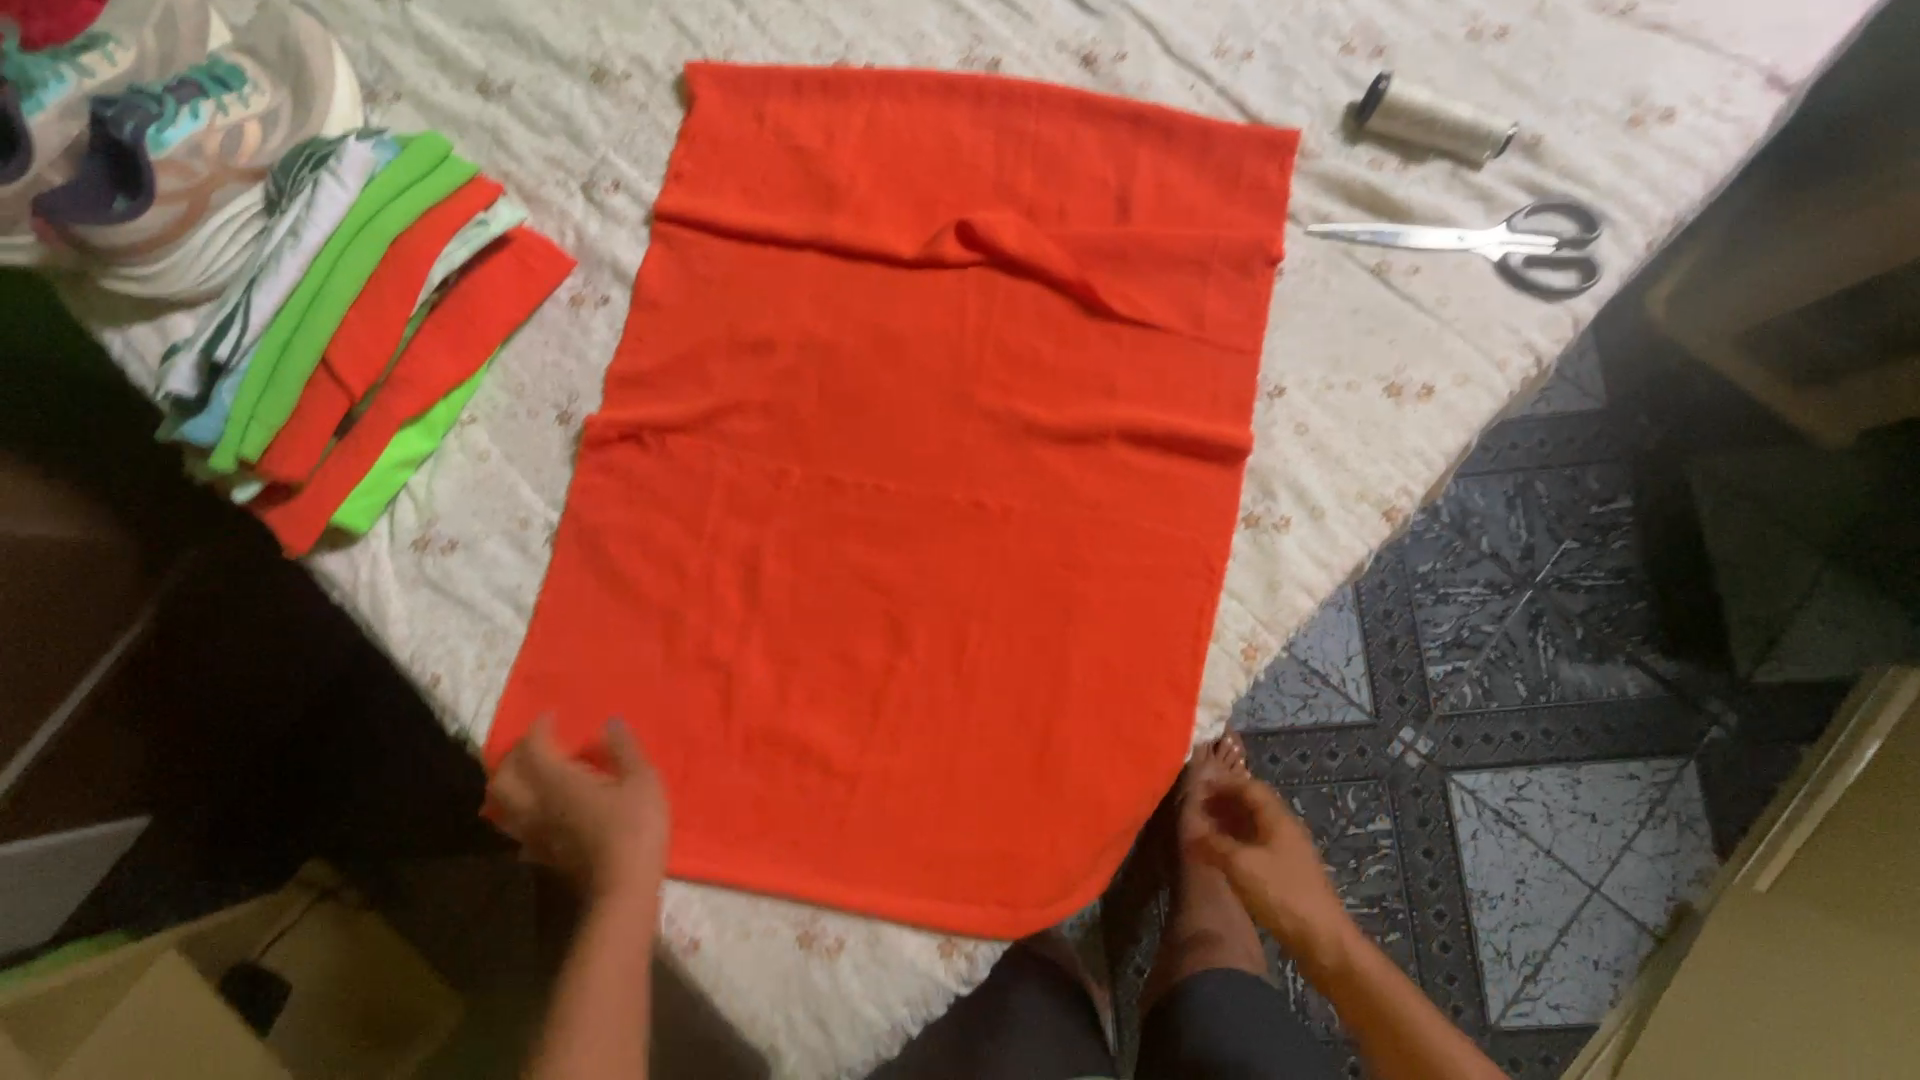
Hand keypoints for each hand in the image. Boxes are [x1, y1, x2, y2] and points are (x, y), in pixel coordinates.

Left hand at [485, 715, 671, 899]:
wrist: (624, 888)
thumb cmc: (636, 827)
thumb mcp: (643, 780)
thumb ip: (624, 748)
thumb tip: (610, 722)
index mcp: (558, 782)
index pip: (534, 748)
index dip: (540, 727)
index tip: (554, 715)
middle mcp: (536, 806)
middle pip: (503, 777)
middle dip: (514, 755)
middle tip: (535, 744)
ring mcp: (534, 834)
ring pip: (503, 806)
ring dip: (510, 785)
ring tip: (529, 776)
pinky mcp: (542, 855)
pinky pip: (518, 829)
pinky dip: (521, 814)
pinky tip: (538, 814)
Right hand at [1184, 769, 1356, 973]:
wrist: (1321, 939)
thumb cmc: (1281, 893)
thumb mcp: (1240, 865)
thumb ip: (1213, 844)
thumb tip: (1189, 831)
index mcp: (1278, 819)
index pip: (1249, 787)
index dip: (1223, 784)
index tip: (1197, 788)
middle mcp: (1285, 829)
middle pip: (1253, 805)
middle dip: (1224, 803)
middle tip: (1196, 809)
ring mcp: (1288, 852)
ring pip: (1255, 827)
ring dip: (1230, 824)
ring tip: (1204, 830)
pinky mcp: (1287, 872)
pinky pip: (1258, 846)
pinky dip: (1237, 843)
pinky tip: (1222, 856)